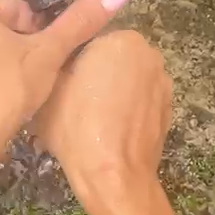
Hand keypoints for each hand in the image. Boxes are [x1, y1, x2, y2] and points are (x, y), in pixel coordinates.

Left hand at [0, 0, 141, 168]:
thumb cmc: (8, 90)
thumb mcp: (50, 52)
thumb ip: (82, 20)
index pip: (21, 10)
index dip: (43, 32)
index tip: (49, 55)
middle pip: (9, 32)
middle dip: (29, 51)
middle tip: (42, 75)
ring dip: (17, 69)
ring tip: (28, 90)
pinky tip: (10, 103)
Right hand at [31, 27, 172, 211]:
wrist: (113, 175)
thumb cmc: (75, 126)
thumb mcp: (46, 87)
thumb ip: (54, 60)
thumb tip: (57, 55)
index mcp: (119, 40)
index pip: (84, 39)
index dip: (66, 61)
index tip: (54, 83)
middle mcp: (148, 53)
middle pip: (107, 58)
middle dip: (90, 74)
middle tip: (67, 102)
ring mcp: (163, 82)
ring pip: (123, 80)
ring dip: (107, 92)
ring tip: (86, 120)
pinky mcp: (168, 108)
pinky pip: (136, 100)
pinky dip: (122, 110)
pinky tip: (105, 131)